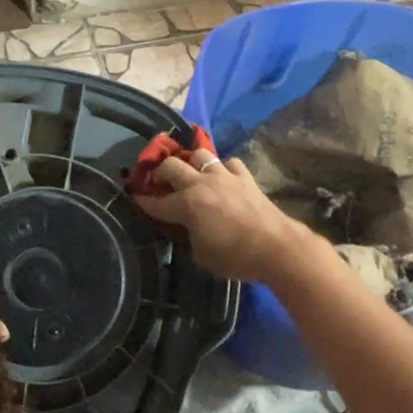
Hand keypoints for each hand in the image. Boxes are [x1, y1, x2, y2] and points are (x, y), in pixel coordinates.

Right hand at [132, 152, 323, 284]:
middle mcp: (202, 184)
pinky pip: (229, 163)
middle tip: (158, 181)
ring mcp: (225, 176)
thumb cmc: (235, 257)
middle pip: (172, 166)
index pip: (156, 202)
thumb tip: (188, 229)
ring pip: (200, 155)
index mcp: (186, 204)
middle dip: (159, 172)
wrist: (276, 247)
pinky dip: (222, 168)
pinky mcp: (246, 178)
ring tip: (190, 173)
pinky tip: (222, 178)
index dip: (143, 202)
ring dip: (191, 163)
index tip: (135, 199)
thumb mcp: (201, 255)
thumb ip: (189, 237)